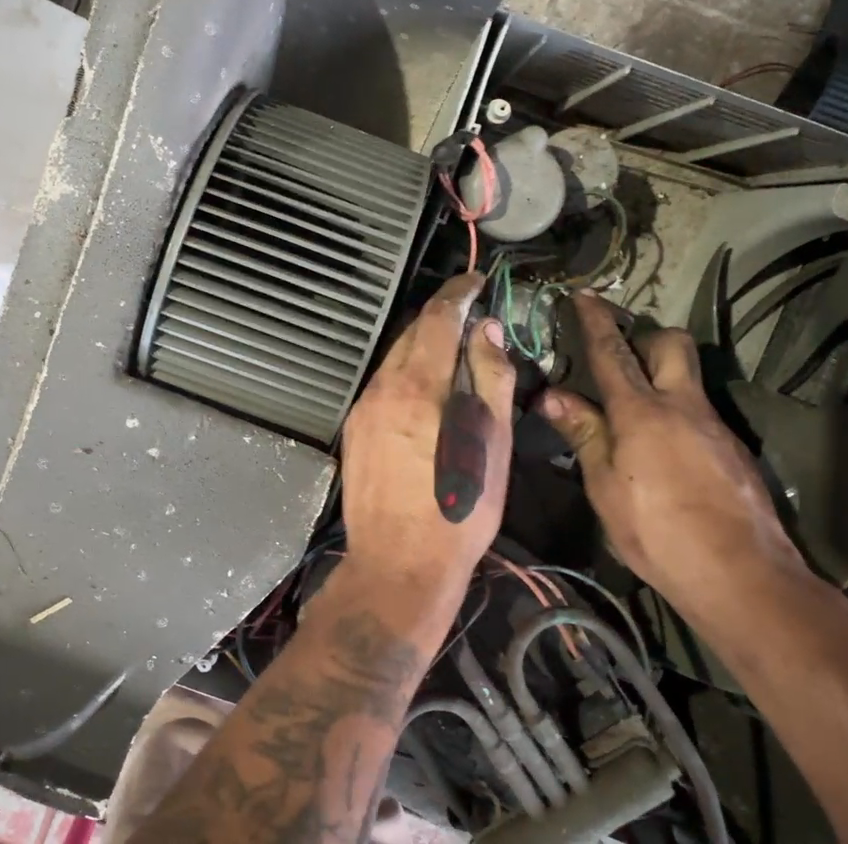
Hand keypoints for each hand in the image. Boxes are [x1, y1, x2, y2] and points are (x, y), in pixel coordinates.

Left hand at [338, 273, 515, 598]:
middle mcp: (382, 387)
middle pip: (413, 333)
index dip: (459, 293)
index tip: (477, 281)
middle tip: (474, 318)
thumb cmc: (459, 509)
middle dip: (443, 318)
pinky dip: (408, 374)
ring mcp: (363, 409)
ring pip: (395, 358)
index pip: (438, 317)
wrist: (398, 565)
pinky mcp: (355, 431)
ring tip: (456, 355)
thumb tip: (485, 329)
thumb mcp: (492, 443)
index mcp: (419, 385)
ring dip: (424, 347)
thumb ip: (490, 379)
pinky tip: (428, 394)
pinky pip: (384, 385)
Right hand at [538, 292, 807, 612]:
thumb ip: (584, 436)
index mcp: (640, 413)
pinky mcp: (735, 450)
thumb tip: (553, 396)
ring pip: (689, 379)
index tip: (584, 294)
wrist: (741, 573)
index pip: (612, 353)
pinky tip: (669, 453)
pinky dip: (680, 416)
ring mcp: (715, 426)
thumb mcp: (606, 488)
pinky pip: (702, 414)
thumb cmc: (657, 533)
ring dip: (664, 376)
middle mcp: (682, 407)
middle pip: (670, 344)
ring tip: (638, 409)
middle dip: (646, 335)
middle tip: (624, 351)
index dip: (595, 321)